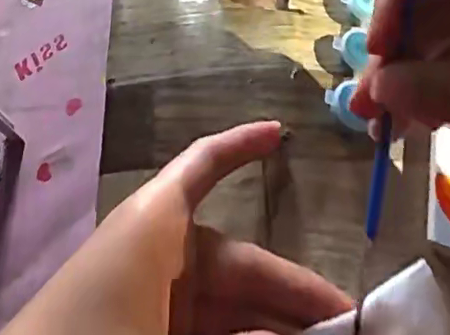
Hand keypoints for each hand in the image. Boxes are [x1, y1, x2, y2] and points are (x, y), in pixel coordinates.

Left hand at [3, 121, 352, 334]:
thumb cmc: (97, 319)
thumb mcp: (173, 309)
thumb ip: (243, 317)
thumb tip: (307, 330)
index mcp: (159, 221)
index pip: (206, 164)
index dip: (242, 145)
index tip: (281, 133)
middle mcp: (163, 256)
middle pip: (246, 267)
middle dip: (297, 295)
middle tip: (353, 321)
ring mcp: (158, 301)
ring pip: (235, 310)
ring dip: (277, 327)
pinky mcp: (153, 331)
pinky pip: (214, 330)